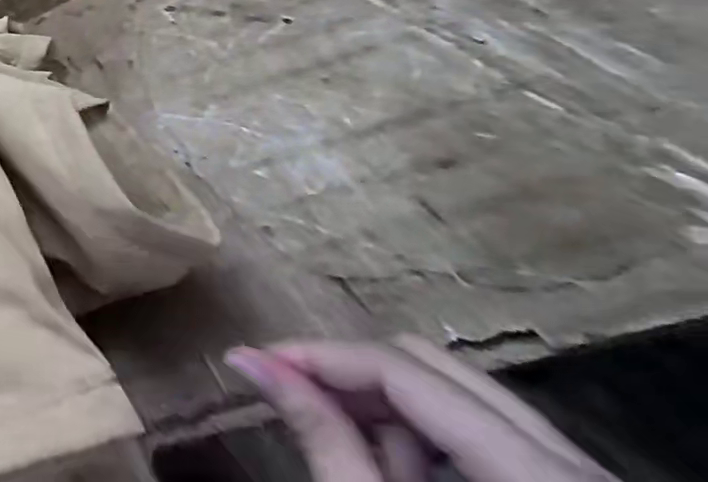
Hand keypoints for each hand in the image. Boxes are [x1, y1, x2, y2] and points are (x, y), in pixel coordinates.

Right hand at [226, 336, 616, 481]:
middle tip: (288, 391)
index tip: (254, 359)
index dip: (321, 355)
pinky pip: (482, 425)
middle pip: (432, 366)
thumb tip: (244, 357)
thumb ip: (321, 436)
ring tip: (347, 445)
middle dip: (348, 373)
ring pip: (455, 389)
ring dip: (382, 401)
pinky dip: (420, 431)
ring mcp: (581, 476)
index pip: (404, 371)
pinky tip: (395, 468)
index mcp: (542, 478)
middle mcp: (579, 465)